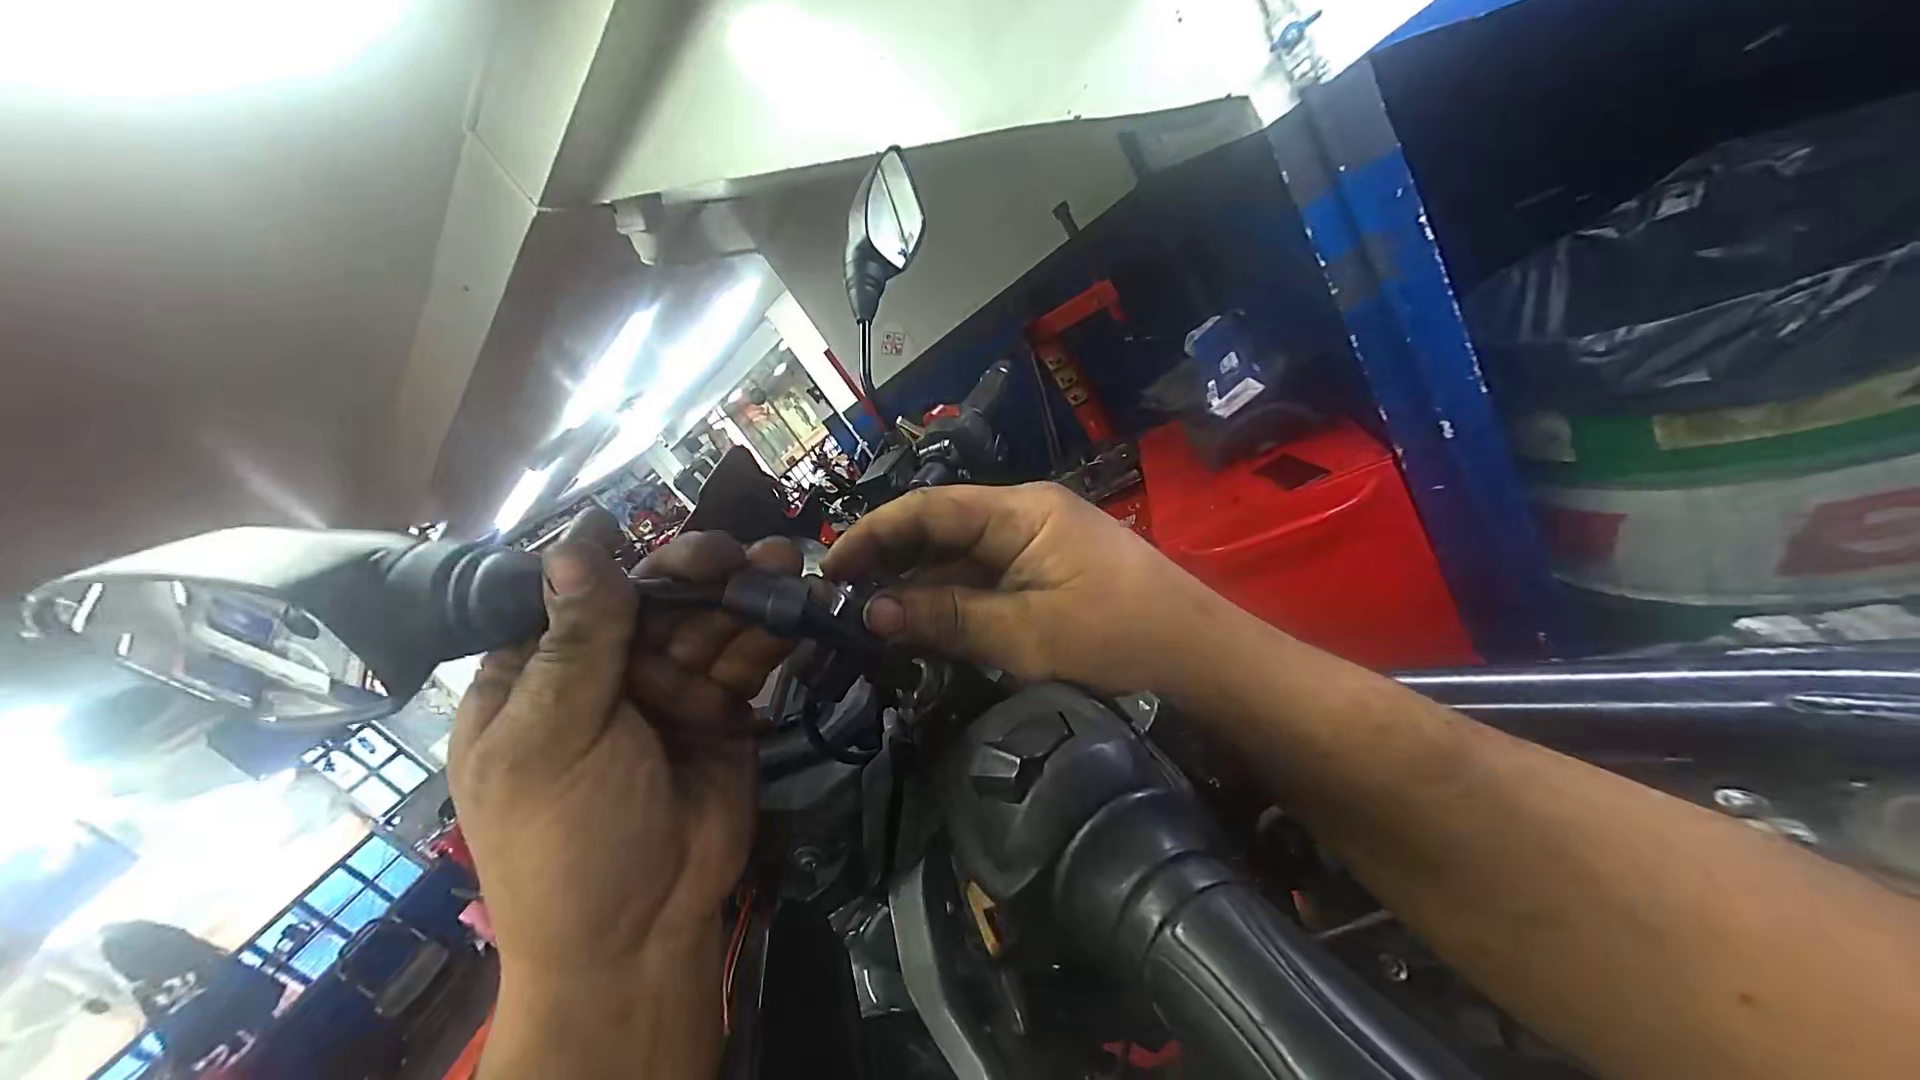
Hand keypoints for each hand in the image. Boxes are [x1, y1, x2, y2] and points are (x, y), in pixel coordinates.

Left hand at [449, 511, 797, 1077]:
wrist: (643, 927)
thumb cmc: (568, 836)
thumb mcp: (553, 740)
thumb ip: (576, 642)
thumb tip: (574, 541)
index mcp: (543, 670)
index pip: (581, 593)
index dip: (625, 563)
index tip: (666, 548)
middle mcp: (609, 668)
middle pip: (658, 599)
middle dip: (701, 574)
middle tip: (743, 555)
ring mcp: (671, 686)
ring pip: (710, 622)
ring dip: (747, 594)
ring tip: (787, 564)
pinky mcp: (724, 707)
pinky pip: (747, 657)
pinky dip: (772, 635)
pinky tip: (799, 609)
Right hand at [822, 482, 1246, 695]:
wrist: (1209, 666)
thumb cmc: (1121, 640)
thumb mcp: (1025, 634)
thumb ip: (947, 617)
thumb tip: (874, 611)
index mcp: (1020, 511)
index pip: (928, 509)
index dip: (874, 535)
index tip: (829, 568)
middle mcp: (1026, 517)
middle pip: (941, 531)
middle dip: (891, 563)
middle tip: (841, 603)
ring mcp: (1041, 547)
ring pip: (963, 561)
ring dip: (920, 588)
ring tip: (870, 622)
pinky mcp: (1052, 577)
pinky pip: (989, 583)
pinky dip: (954, 604)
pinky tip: (925, 629)